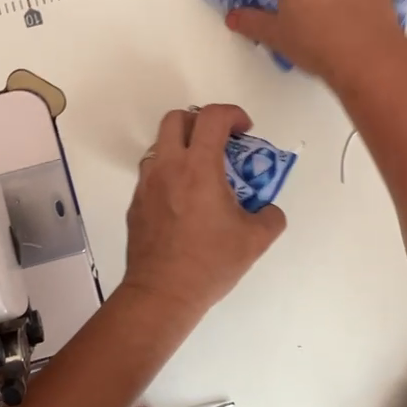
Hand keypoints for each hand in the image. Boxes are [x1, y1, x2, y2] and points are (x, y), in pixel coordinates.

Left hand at [119, 104, 286, 318]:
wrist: (162, 293)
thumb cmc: (209, 264)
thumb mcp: (255, 240)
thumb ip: (270, 216)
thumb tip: (267, 210)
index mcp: (198, 168)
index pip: (212, 117)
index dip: (232, 114)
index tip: (244, 130)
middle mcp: (167, 168)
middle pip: (176, 119)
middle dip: (201, 122)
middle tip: (220, 143)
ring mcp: (146, 185)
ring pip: (159, 145)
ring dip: (182, 147)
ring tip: (202, 173)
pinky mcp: (136, 204)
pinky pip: (152, 174)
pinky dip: (170, 173)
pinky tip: (185, 201)